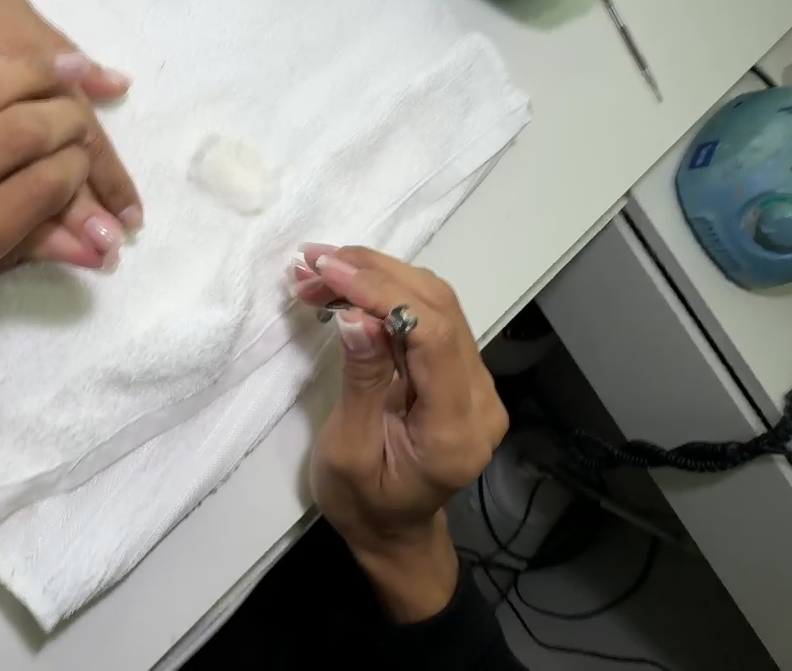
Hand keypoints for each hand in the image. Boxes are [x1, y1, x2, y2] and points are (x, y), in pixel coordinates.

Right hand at [298, 246, 509, 623]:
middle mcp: (480, 397)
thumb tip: (358, 315)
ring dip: (375, 273)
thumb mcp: (348, 452)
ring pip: (434, 299)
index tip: (327, 271)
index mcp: (455, 428)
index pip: (435, 335)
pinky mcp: (459, 368)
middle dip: (373, 272)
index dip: (382, 292)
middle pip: (438, 306)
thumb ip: (362, 382)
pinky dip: (384, 289)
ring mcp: (476, 380)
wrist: (392, 529)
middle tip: (311, 263)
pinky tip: (345, 284)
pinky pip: (428, 312)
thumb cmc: (363, 502)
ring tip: (318, 269)